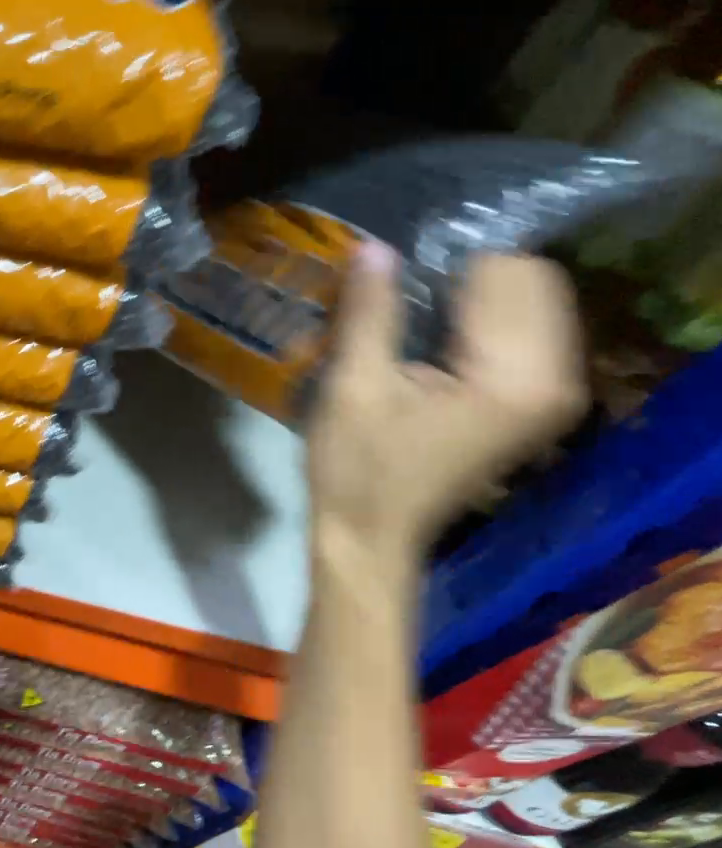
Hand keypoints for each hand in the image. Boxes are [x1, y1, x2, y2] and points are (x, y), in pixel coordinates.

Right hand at [308, 245, 586, 561]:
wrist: (369, 535)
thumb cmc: (355, 469)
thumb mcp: (352, 388)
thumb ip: (371, 315)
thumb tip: (373, 250)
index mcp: (516, 375)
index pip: (505, 274)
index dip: (442, 270)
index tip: (387, 289)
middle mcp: (556, 377)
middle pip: (528, 282)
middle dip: (462, 281)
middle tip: (396, 304)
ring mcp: (552, 392)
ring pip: (528, 304)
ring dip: (470, 301)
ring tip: (408, 325)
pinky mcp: (536, 403)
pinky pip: (522, 334)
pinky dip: (478, 327)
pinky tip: (430, 348)